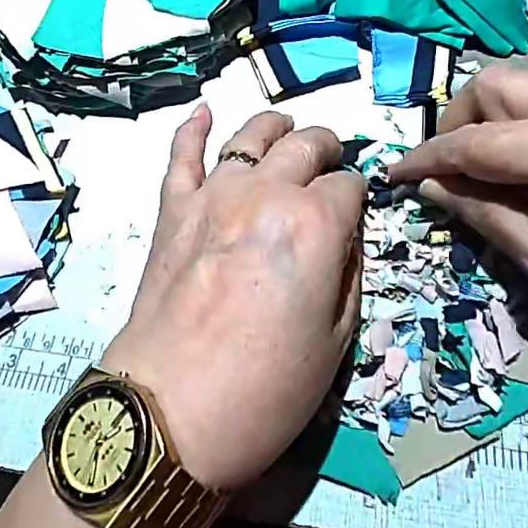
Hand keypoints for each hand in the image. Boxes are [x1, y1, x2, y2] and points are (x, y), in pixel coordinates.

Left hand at [100, 106, 363, 491]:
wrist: (169, 415)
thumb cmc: (268, 386)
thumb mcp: (338, 337)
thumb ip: (349, 271)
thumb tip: (344, 235)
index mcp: (316, 223)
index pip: (350, 186)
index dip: (358, 199)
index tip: (354, 217)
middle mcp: (267, 194)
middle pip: (306, 146)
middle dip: (327, 149)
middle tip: (331, 163)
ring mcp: (213, 197)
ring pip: (250, 137)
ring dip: (276, 128)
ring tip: (287, 130)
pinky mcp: (172, 213)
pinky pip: (181, 156)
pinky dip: (192, 129)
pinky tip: (204, 112)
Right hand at [385, 67, 527, 405]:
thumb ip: (487, 214)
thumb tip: (434, 188)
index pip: (472, 138)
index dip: (425, 159)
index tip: (392, 176)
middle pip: (496, 84)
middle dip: (459, 123)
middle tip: (448, 179)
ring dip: (494, 125)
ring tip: (485, 182)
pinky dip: (527, 133)